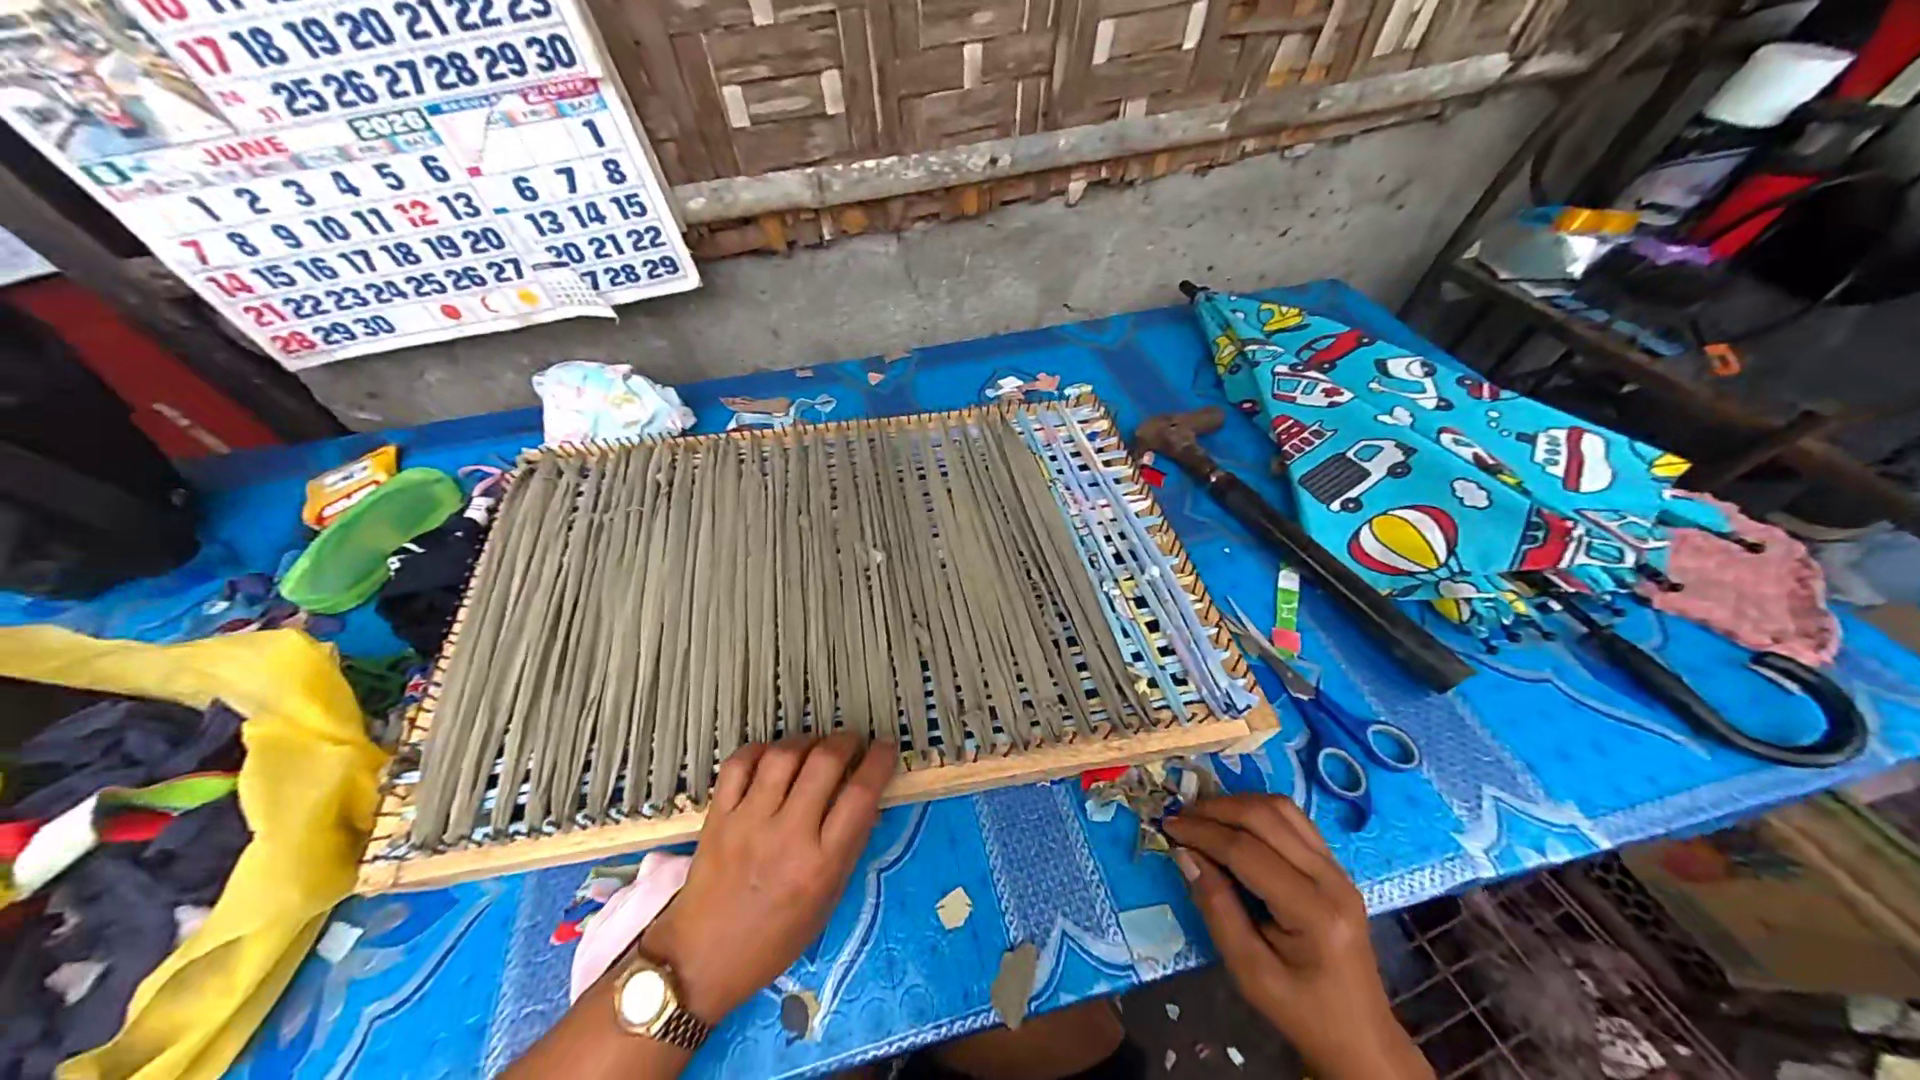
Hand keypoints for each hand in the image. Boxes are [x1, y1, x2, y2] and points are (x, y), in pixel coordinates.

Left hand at [640, 734, 895, 1021]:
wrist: (703, 958)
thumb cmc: (776, 938)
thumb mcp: (827, 899)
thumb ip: (849, 845)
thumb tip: (868, 798)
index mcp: (821, 864)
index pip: (861, 794)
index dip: (879, 760)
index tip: (886, 747)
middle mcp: (787, 835)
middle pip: (824, 763)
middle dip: (846, 741)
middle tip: (852, 743)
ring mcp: (748, 821)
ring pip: (783, 755)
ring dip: (807, 741)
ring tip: (814, 747)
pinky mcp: (717, 815)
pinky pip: (740, 763)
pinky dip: (761, 750)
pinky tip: (773, 756)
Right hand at [1163, 796, 1432, 1079]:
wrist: (1359, 1035)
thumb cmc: (1301, 1010)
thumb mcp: (1249, 971)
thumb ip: (1217, 908)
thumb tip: (1185, 854)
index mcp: (1315, 912)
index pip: (1247, 851)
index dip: (1202, 833)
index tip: (1167, 827)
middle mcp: (1332, 880)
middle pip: (1266, 817)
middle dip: (1216, 810)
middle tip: (1180, 817)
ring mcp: (1338, 869)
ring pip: (1282, 809)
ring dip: (1236, 804)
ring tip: (1202, 816)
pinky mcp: (1335, 866)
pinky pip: (1293, 820)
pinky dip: (1257, 812)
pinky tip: (1233, 824)